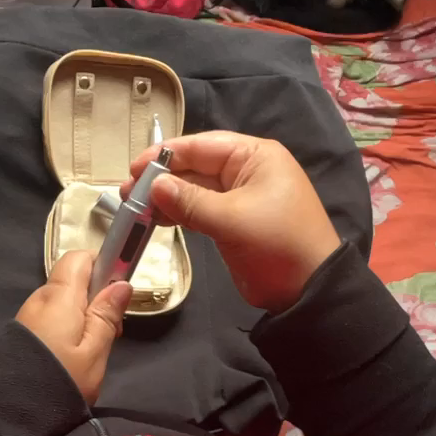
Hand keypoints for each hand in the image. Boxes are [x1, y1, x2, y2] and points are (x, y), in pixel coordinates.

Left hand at [15, 250, 131, 403]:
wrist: (10, 410)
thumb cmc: (60, 379)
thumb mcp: (94, 352)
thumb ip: (107, 316)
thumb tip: (121, 284)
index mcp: (60, 295)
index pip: (80, 257)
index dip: (102, 267)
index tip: (115, 296)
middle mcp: (40, 298)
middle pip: (73, 282)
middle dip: (96, 300)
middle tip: (109, 333)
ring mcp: (28, 315)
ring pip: (63, 302)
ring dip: (81, 318)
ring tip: (90, 351)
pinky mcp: (22, 332)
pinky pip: (50, 319)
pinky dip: (65, 329)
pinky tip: (71, 356)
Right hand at [126, 131, 340, 312]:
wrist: (307, 290)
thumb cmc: (277, 243)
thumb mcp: (232, 219)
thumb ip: (190, 201)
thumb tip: (154, 186)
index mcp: (254, 156)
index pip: (202, 146)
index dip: (166, 155)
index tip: (134, 169)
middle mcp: (246, 171)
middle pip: (195, 167)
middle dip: (162, 178)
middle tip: (128, 192)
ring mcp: (238, 198)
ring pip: (194, 191)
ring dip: (166, 198)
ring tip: (135, 208)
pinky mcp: (232, 223)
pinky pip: (200, 211)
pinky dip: (178, 214)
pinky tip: (156, 220)